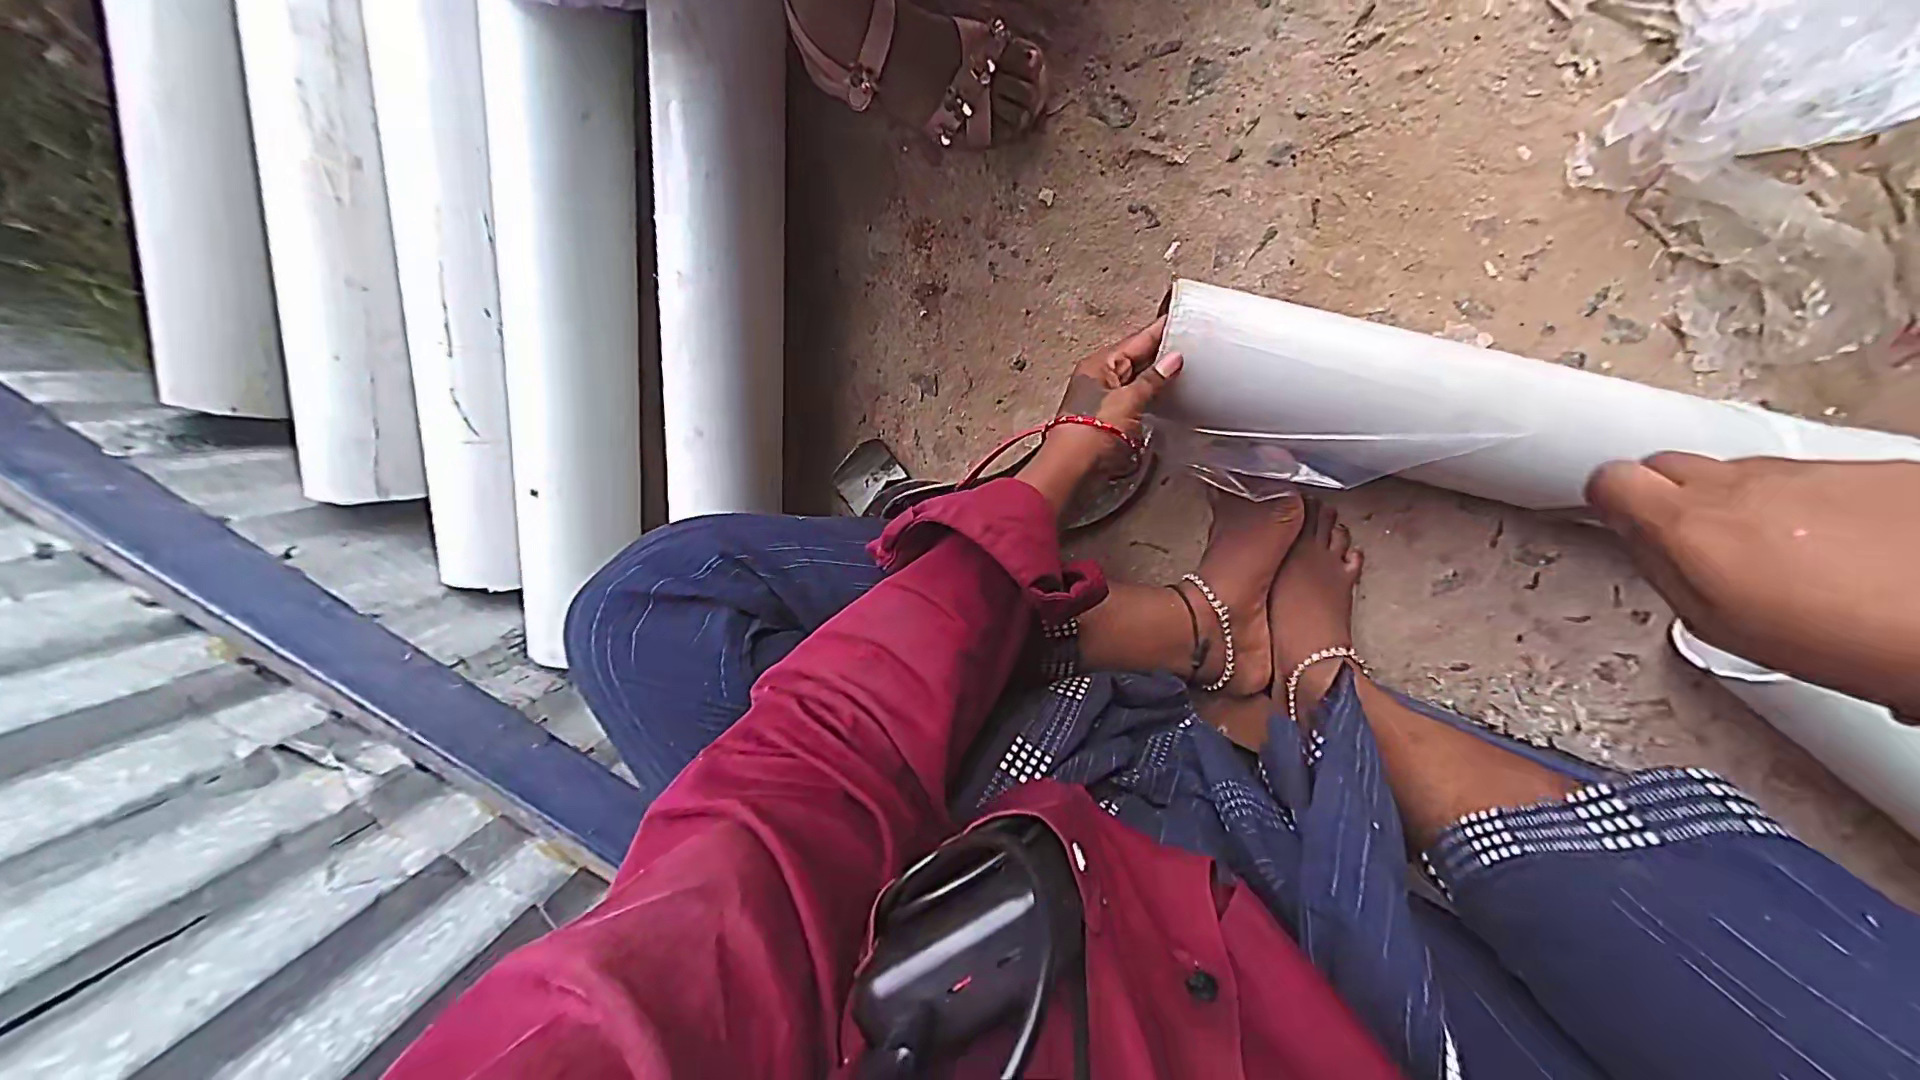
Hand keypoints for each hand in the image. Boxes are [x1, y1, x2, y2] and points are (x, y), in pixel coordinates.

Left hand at [1019, 318, 1182, 515]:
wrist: (1072, 468)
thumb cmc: (1090, 432)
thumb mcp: (1127, 400)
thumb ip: (1152, 379)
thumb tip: (1174, 359)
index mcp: (1100, 364)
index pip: (1137, 340)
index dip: (1160, 330)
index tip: (1182, 319)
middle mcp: (1100, 378)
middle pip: (1137, 359)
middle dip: (1162, 353)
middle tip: (1194, 343)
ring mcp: (1104, 399)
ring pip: (1137, 379)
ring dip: (1158, 376)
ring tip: (1187, 367)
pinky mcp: (1109, 419)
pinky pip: (1135, 399)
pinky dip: (1151, 395)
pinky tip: (1167, 395)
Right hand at [1585, 455, 1919, 716]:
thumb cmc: (1858, 638)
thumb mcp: (1715, 621)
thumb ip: (1659, 568)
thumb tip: (1639, 544)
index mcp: (1688, 522)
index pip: (1610, 479)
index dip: (1606, 496)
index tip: (1613, 513)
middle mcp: (1745, 484)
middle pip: (1670, 466)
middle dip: (1666, 495)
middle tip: (1682, 534)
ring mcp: (1814, 472)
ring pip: (1740, 472)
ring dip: (1742, 502)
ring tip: (1774, 552)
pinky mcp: (1879, 469)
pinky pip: (1813, 477)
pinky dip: (1808, 504)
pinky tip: (1834, 547)